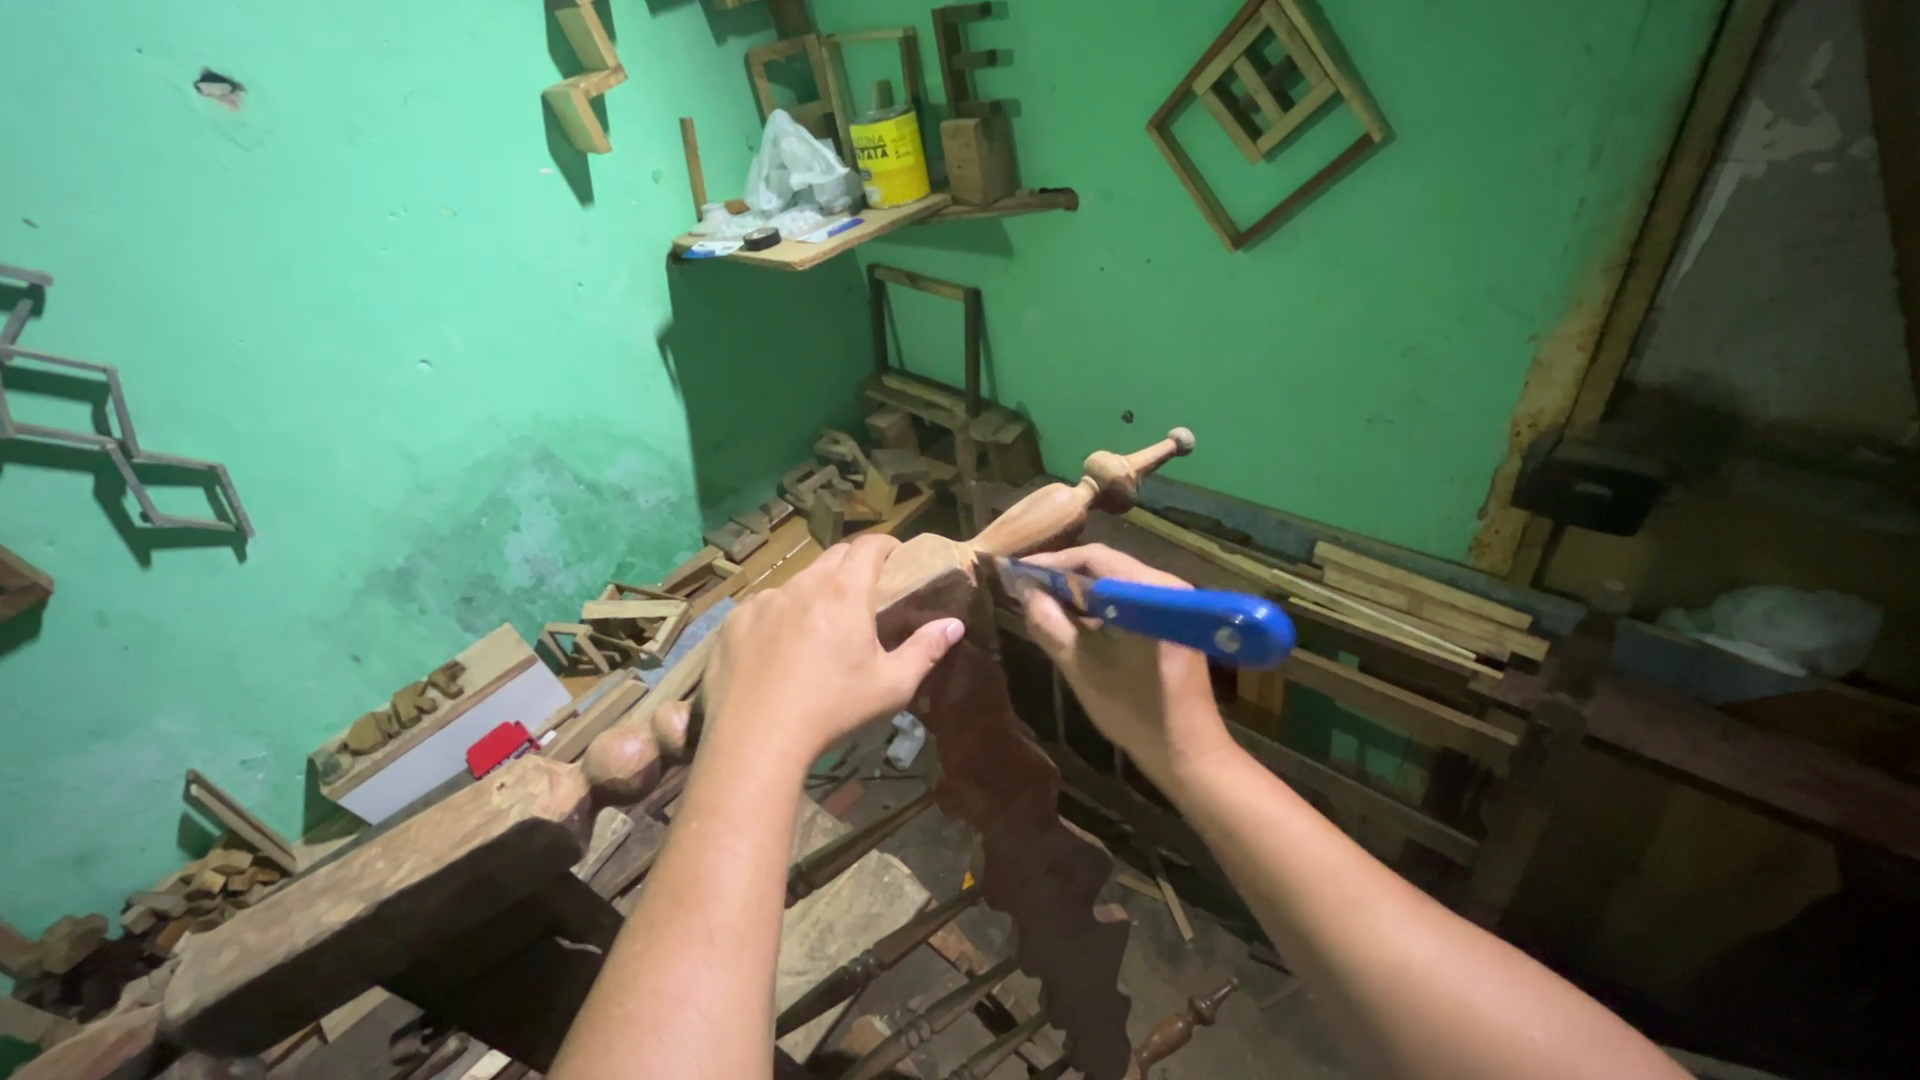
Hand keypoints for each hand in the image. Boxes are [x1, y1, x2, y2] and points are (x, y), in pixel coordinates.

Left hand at [702, 534, 964, 769]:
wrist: (756, 739)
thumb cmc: (833, 709)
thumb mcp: (892, 686)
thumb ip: (926, 650)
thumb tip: (955, 625)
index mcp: (845, 593)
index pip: (869, 546)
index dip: (886, 546)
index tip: (896, 559)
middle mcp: (803, 585)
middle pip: (833, 556)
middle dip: (853, 565)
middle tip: (864, 594)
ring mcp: (763, 601)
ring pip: (796, 582)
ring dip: (814, 593)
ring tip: (818, 628)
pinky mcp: (734, 622)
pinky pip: (763, 608)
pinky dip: (778, 618)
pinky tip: (777, 652)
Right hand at [1021, 545, 1233, 786]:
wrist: (1187, 751)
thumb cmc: (1134, 710)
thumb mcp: (1081, 666)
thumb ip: (1049, 623)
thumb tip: (1026, 591)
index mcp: (1150, 591)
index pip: (1092, 558)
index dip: (1050, 563)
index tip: (1015, 572)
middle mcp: (1167, 586)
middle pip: (1105, 565)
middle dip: (1062, 576)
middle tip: (1024, 587)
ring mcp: (1174, 603)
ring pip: (1115, 582)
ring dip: (1079, 591)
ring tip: (1042, 601)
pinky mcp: (1173, 620)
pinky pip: (1128, 599)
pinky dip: (1099, 605)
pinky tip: (1074, 618)